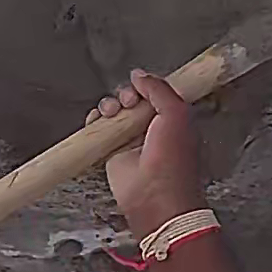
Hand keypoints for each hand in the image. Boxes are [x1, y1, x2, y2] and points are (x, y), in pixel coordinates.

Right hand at [86, 69, 205, 237]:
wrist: (155, 196)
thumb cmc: (172, 158)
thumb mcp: (176, 114)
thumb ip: (158, 89)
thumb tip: (138, 74)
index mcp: (171, 118)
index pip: (154, 92)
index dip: (145, 86)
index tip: (140, 88)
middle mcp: (151, 127)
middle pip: (132, 98)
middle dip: (126, 94)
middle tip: (128, 102)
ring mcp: (130, 139)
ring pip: (114, 110)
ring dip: (109, 105)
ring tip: (111, 112)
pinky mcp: (111, 150)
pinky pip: (100, 128)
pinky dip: (95, 119)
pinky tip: (97, 119)